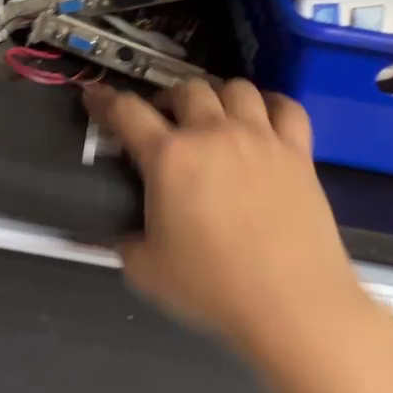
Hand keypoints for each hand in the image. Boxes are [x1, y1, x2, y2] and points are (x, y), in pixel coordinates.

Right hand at [84, 79, 383, 367]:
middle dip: (166, 101)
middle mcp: (214, 135)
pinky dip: (267, 104)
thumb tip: (121, 232)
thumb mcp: (144, 269)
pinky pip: (286, 106)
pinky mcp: (299, 153)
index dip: (104, 102)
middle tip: (159, 124)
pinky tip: (260, 119)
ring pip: (236, 88)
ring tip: (209, 119)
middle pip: (186, 90)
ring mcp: (262, 139)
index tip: (94, 98)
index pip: (127, 113)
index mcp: (169, 158)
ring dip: (215, 97)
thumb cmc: (209, 287)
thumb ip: (124, 241)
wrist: (289, 303)